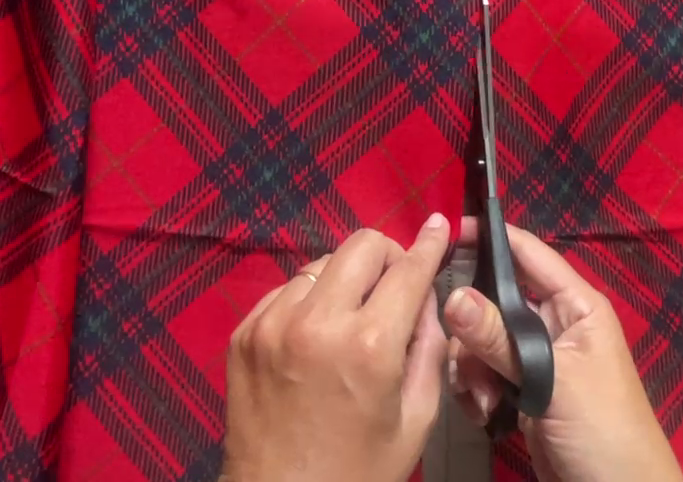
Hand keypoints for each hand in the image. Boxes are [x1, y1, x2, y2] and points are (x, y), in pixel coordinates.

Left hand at [222, 214, 451, 481]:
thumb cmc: (357, 473)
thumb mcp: (415, 420)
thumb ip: (429, 347)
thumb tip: (426, 294)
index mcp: (369, 345)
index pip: (409, 270)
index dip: (429, 245)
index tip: (438, 225)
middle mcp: (317, 321)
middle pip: (361, 245)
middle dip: (387, 256)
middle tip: (393, 287)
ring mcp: (273, 323)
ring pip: (323, 264)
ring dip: (345, 281)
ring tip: (348, 320)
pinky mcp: (245, 332)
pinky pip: (287, 289)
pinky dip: (309, 301)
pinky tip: (313, 336)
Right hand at [445, 221, 682, 481]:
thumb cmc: (603, 428)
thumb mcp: (551, 379)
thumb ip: (500, 338)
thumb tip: (451, 296)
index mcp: (574, 304)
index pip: (528, 253)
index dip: (491, 237)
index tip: (447, 233)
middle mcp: (552, 322)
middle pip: (496, 297)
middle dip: (471, 322)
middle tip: (457, 346)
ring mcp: (536, 358)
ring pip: (482, 337)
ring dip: (471, 365)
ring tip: (480, 397)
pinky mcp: (521, 390)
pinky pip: (483, 370)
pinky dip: (474, 387)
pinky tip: (481, 411)